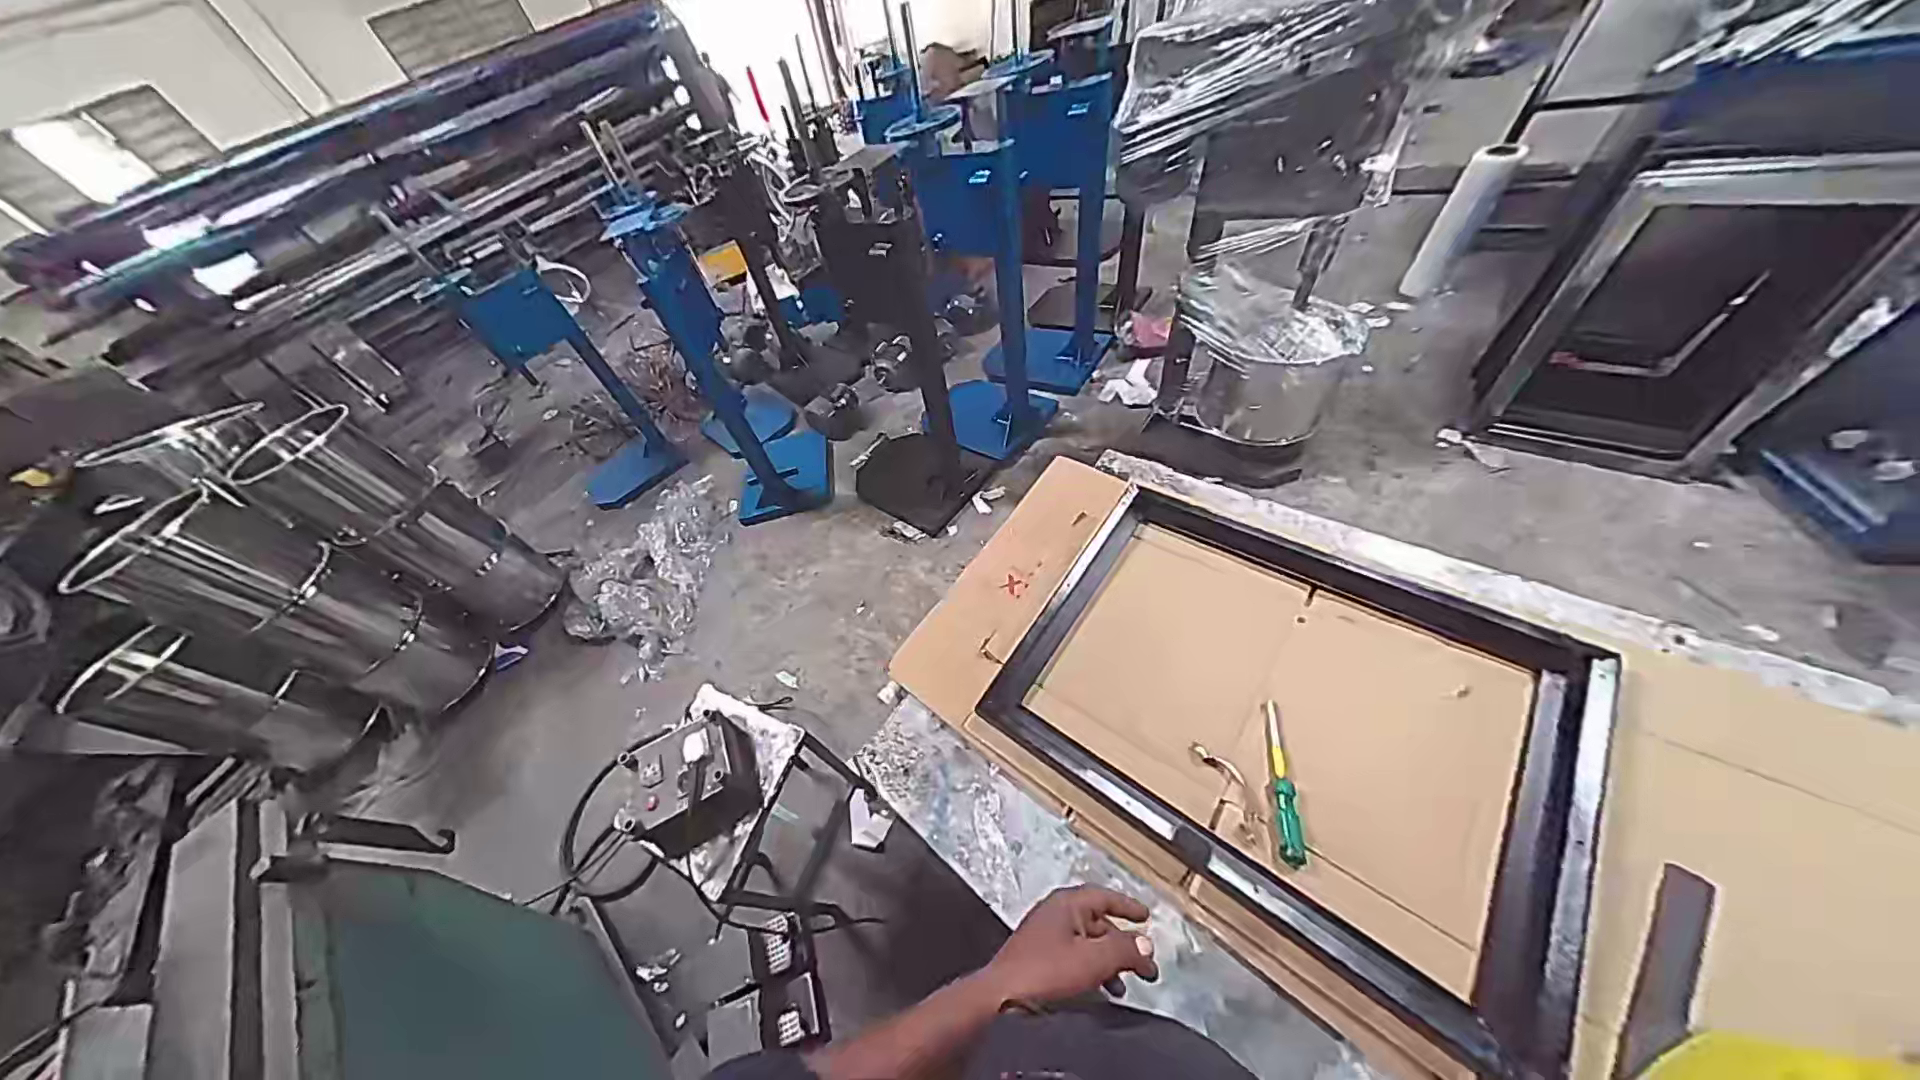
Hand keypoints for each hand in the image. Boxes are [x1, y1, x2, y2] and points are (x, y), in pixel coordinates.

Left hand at [978, 885, 1159, 1006]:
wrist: (1003, 997)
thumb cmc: (1041, 972)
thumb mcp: (1093, 959)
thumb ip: (1123, 949)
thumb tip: (1144, 943)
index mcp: (1066, 903)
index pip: (1103, 896)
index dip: (1127, 906)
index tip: (1144, 915)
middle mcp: (1055, 913)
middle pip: (1097, 921)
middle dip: (1123, 943)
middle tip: (1144, 963)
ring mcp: (1045, 933)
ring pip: (1087, 941)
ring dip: (1108, 960)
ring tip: (1123, 983)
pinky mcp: (1039, 955)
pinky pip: (1074, 955)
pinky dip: (1092, 968)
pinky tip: (1098, 988)